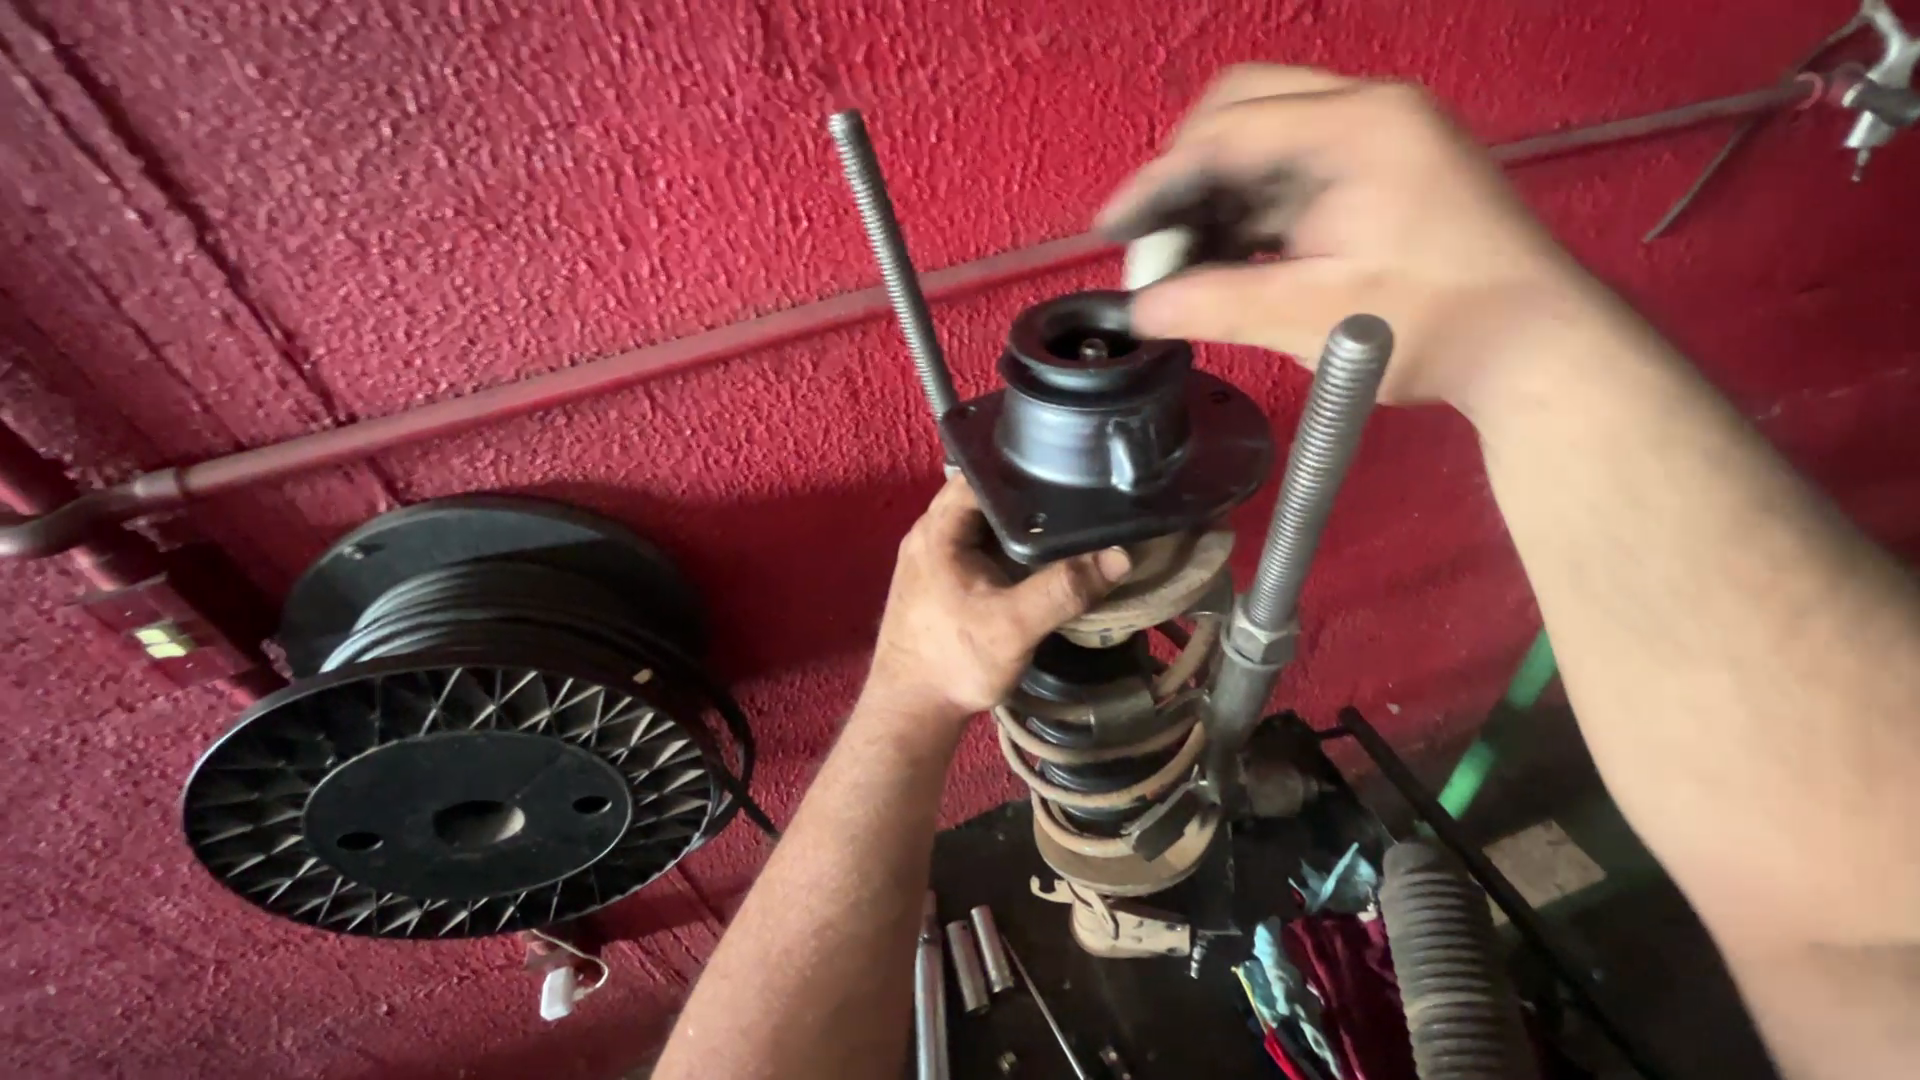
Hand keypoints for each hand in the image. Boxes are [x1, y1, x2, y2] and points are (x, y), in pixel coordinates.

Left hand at [864, 475, 1131, 724]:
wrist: (912, 712)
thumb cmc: (954, 662)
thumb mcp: (1015, 625)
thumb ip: (1065, 589)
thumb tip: (1119, 556)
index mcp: (937, 531)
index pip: (980, 475)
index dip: (1020, 466)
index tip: (1062, 466)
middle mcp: (929, 536)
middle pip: (983, 498)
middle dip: (1026, 498)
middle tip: (1074, 493)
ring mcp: (933, 560)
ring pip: (982, 526)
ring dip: (1018, 526)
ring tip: (1066, 519)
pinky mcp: (941, 583)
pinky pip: (979, 549)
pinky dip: (1007, 550)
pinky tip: (1039, 559)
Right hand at [1098, 65, 1613, 410]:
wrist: (1529, 345)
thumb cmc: (1438, 323)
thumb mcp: (1308, 316)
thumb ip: (1213, 305)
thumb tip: (1143, 310)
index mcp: (1357, 129)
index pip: (1226, 131)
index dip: (1158, 180)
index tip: (1115, 224)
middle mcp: (1369, 117)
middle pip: (1243, 111)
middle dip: (1185, 172)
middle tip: (1152, 232)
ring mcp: (1378, 144)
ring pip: (1265, 144)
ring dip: (1215, 196)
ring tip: (1181, 258)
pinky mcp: (1378, 179)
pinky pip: (1291, 178)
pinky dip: (1248, 213)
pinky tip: (1226, 259)